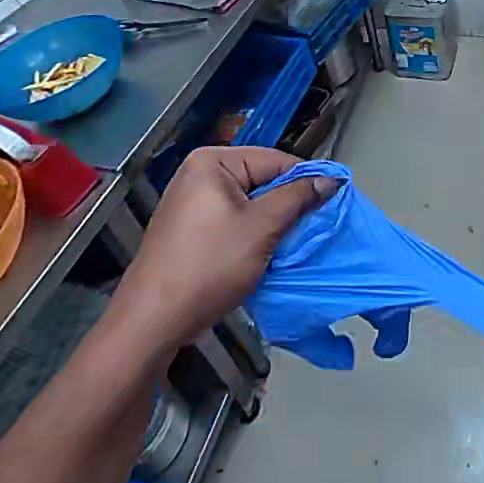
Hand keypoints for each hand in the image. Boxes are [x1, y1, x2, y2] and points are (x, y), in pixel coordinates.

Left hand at [113, 146, 332, 348]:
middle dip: (286, 204)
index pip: (274, 159)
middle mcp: (198, 174)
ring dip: (270, 222)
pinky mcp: (188, 229)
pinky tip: (263, 254)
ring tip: (289, 243)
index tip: (333, 200)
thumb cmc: (207, 268)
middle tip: (311, 228)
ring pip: (248, 203)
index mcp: (212, 161)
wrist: (151, 323)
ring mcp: (190, 202)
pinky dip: (250, 234)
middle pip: (260, 180)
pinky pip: (231, 220)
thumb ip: (297, 197)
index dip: (305, 179)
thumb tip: (329, 179)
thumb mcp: (261, 228)